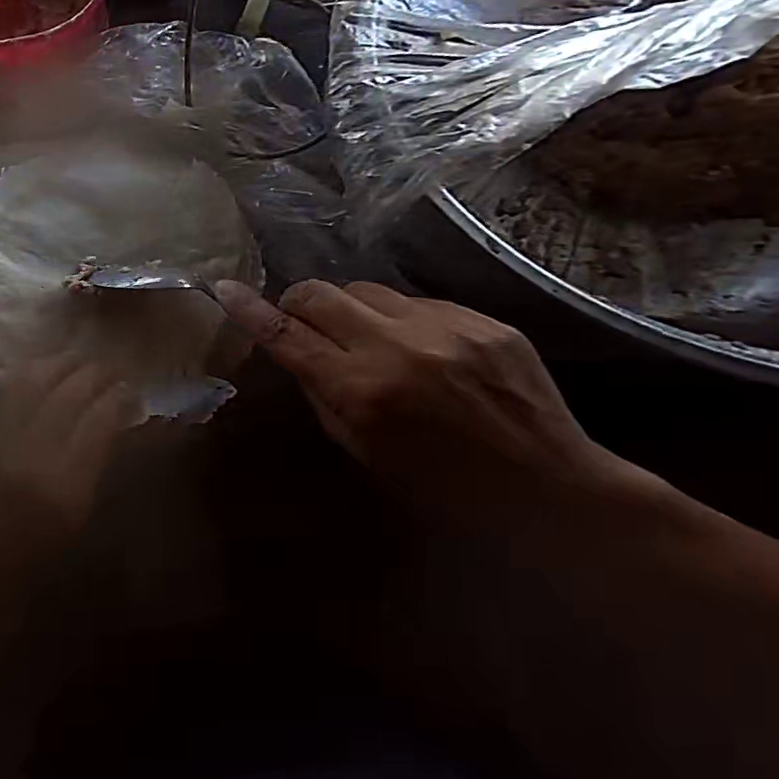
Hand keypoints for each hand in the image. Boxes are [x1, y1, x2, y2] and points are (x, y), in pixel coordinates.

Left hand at [0, 355, 140, 528]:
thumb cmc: (41, 554)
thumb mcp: (80, 514)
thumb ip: (97, 463)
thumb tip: (117, 421)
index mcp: (66, 484)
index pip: (97, 422)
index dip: (117, 399)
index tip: (131, 389)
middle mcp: (32, 455)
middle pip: (65, 396)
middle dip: (93, 374)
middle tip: (111, 368)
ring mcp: (0, 441)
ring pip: (31, 385)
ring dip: (58, 365)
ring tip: (78, 360)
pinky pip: (5, 395)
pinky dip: (25, 376)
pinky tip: (40, 369)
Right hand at [215, 279, 647, 527]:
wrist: (555, 489)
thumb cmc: (441, 485)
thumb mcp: (358, 446)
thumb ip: (320, 392)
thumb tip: (295, 352)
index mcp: (361, 388)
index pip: (285, 334)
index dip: (249, 309)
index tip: (224, 289)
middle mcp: (399, 348)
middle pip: (319, 294)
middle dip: (297, 303)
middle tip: (299, 322)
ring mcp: (447, 329)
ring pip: (364, 289)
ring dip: (347, 308)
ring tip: (365, 338)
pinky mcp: (485, 321)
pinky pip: (415, 301)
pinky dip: (398, 319)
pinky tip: (418, 349)